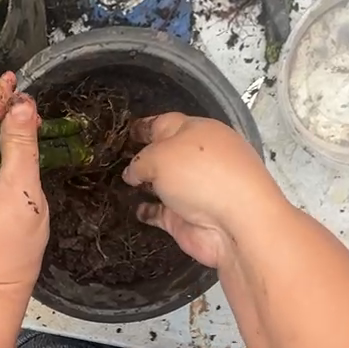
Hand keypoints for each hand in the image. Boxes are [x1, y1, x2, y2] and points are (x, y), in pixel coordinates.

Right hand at [122, 113, 289, 267]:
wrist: (235, 224)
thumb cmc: (200, 175)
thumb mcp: (161, 156)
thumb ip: (140, 162)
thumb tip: (132, 173)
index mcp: (198, 132)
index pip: (164, 124)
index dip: (142, 127)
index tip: (121, 133)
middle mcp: (196, 159)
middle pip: (163, 154)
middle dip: (140, 157)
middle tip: (114, 161)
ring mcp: (191, 190)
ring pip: (161, 183)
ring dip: (142, 185)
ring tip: (115, 184)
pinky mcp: (185, 218)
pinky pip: (159, 212)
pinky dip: (146, 210)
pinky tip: (129, 208)